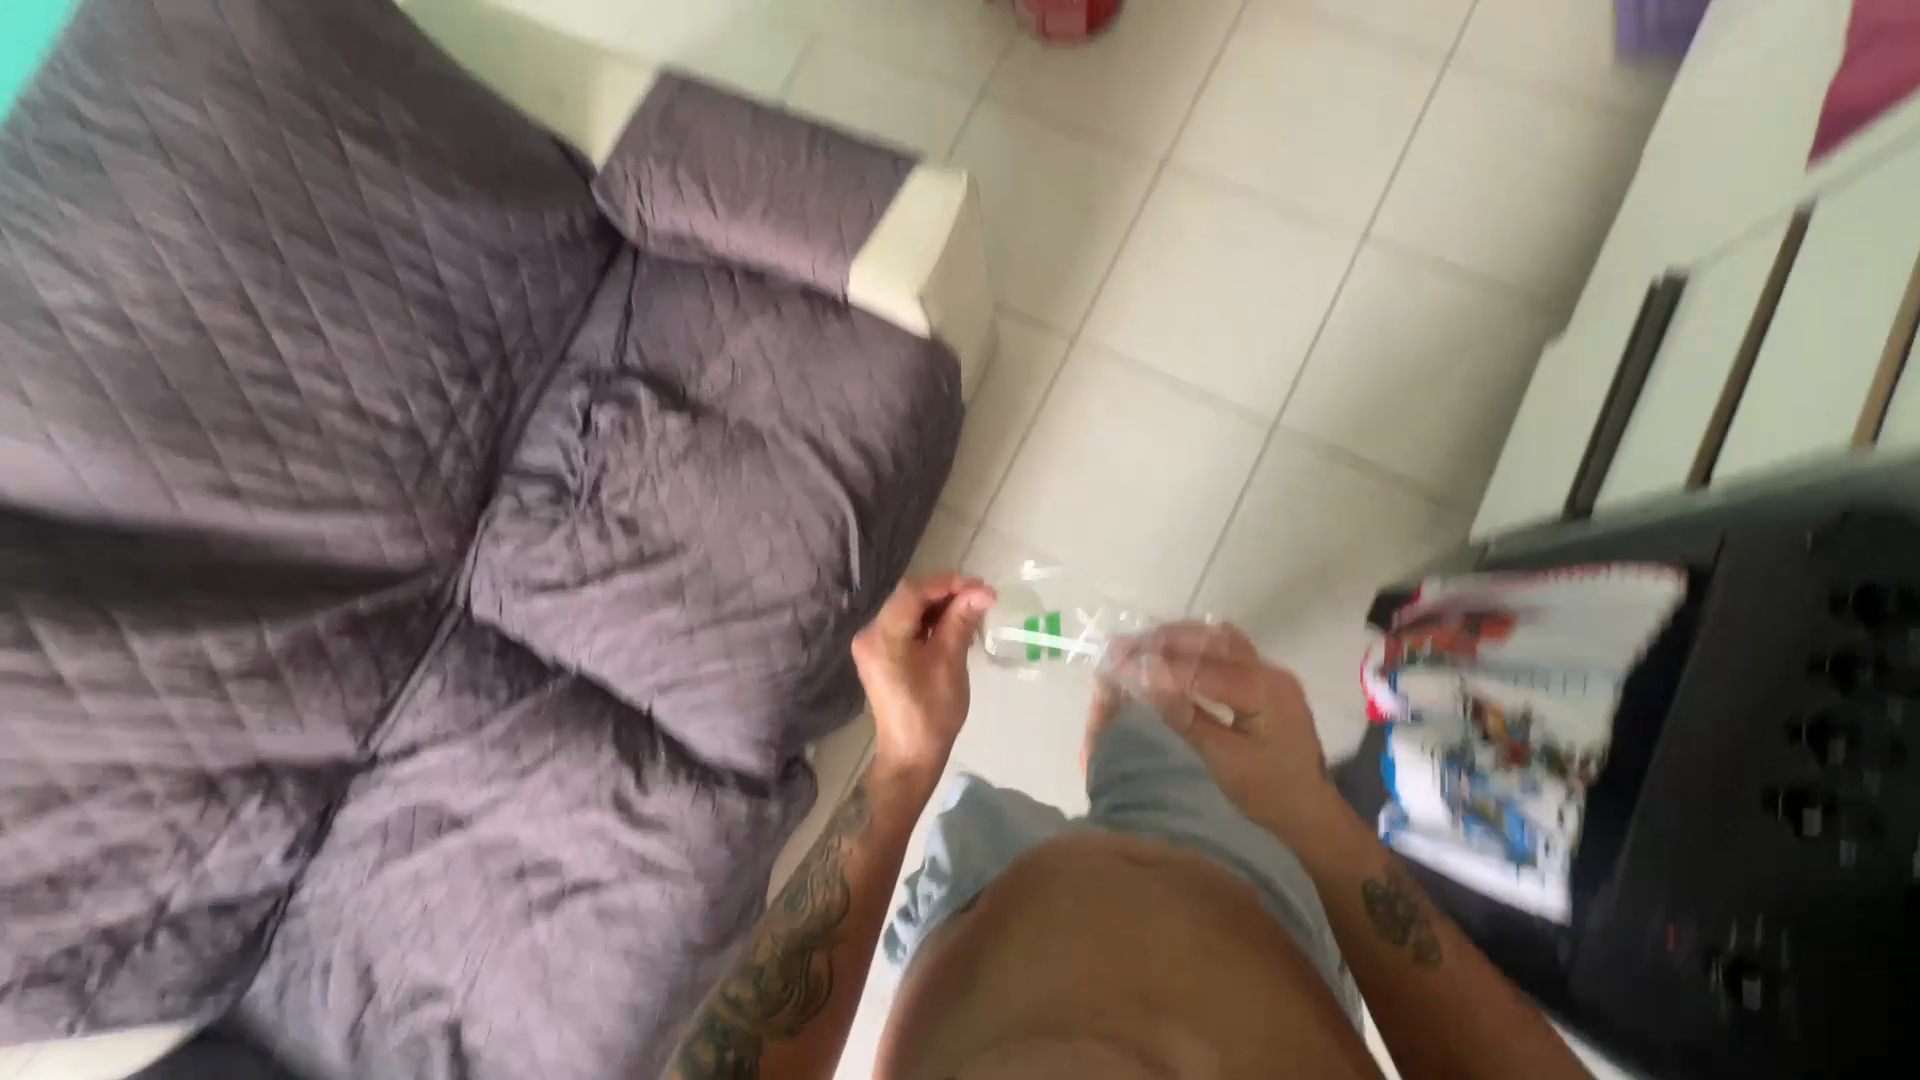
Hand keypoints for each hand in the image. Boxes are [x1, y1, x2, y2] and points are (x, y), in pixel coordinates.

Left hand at [851, 573, 995, 780]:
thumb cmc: (932, 713)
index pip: (913, 592)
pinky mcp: (881, 655)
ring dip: (940, 607)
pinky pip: (906, 627)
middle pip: (909, 598)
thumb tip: (982, 591)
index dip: (947, 583)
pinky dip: (930, 622)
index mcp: (883, 636)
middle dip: (946, 593)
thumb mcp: (950, 663)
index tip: (979, 587)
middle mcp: (870, 634)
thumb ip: (961, 621)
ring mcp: (873, 645)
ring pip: (909, 611)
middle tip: (981, 596)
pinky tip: (955, 626)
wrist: (911, 755)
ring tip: (973, 610)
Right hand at [1111, 623, 1343, 843]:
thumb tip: (1146, 684)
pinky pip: (1227, 651)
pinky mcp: (1264, 680)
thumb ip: (1187, 717)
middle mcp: (1270, 671)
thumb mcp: (1224, 760)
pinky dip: (1196, 646)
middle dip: (1165, 640)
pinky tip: (1172, 653)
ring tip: (1141, 645)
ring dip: (1179, 638)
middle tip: (1124, 646)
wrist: (1311, 812)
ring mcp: (1270, 672)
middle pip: (1212, 640)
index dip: (1160, 664)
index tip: (1122, 663)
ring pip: (1219, 639)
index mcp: (1265, 691)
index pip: (1204, 668)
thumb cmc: (1269, 793)